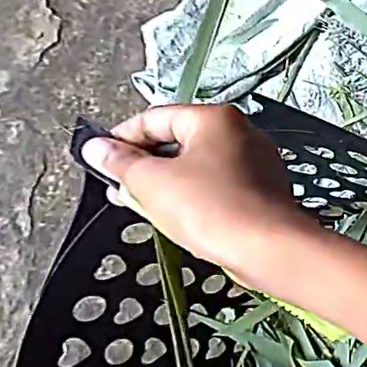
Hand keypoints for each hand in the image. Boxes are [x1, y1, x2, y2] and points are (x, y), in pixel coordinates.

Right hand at [81, 105, 326, 284]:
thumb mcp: (151, 182)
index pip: (155, 118)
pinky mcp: (265, 194)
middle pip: (180, 142)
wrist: (268, 249)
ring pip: (201, 168)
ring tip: (145, 207)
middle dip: (146, 166)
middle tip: (120, 187)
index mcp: (216, 119)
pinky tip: (182, 219)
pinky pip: (221, 189)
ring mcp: (259, 165)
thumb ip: (120, 162)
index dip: (122, 138)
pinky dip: (198, 199)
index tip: (100, 159)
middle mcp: (243, 135)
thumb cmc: (213, 209)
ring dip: (170, 185)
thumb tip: (98, 148)